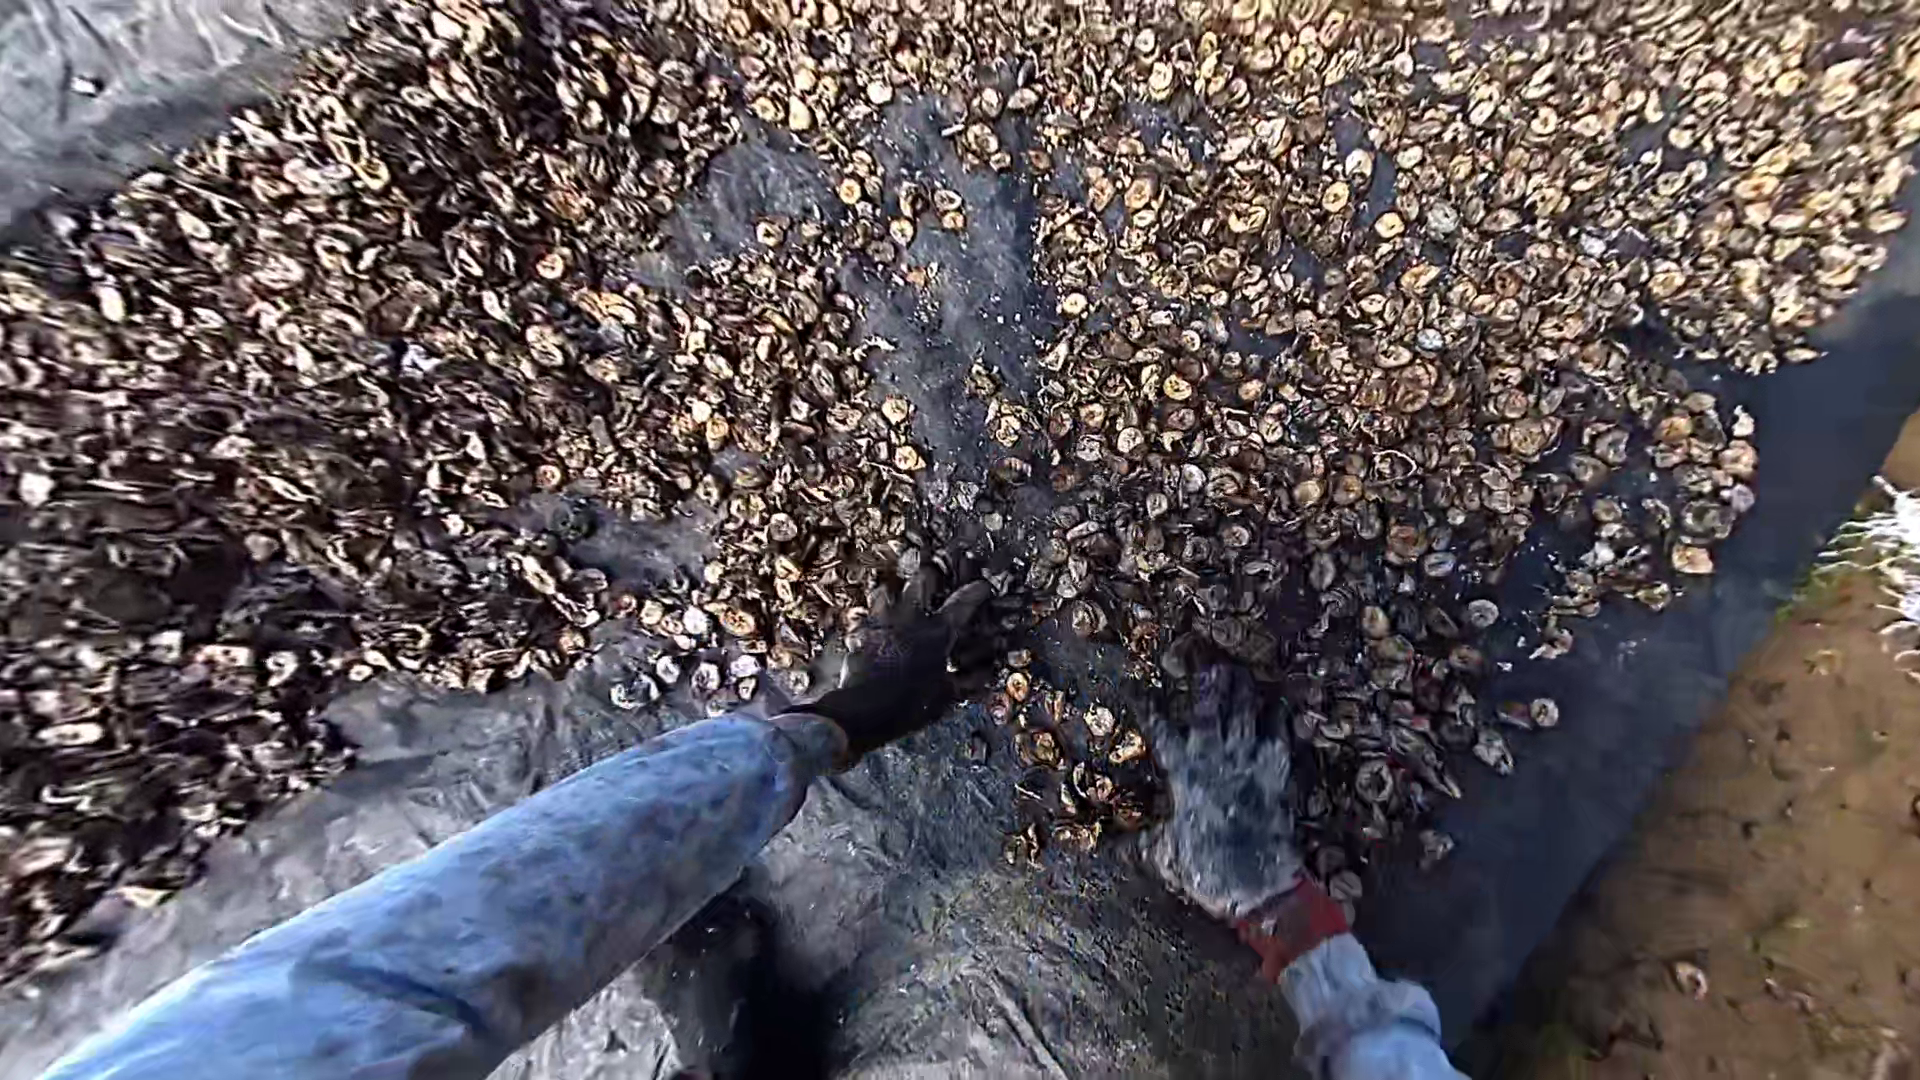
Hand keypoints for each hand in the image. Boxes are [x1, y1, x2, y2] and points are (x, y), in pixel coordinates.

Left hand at [801, 572, 993, 763]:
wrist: (862, 710)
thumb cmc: (907, 707)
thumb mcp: (942, 698)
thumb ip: (960, 684)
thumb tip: (981, 680)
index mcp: (936, 634)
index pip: (962, 604)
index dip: (975, 592)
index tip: (982, 586)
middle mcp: (909, 620)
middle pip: (922, 580)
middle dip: (931, 577)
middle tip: (935, 580)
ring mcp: (881, 622)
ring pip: (887, 590)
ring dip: (894, 594)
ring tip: (898, 599)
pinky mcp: (859, 632)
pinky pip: (865, 616)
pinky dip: (871, 619)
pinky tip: (873, 627)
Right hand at [1145, 662, 1303, 920]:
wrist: (1261, 890)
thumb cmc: (1207, 869)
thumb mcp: (1163, 855)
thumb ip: (1137, 844)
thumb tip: (1106, 849)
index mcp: (1182, 772)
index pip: (1157, 728)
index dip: (1144, 704)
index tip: (1133, 685)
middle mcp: (1213, 759)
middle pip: (1209, 710)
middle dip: (1206, 682)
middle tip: (1204, 659)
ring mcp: (1248, 764)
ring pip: (1244, 715)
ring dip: (1241, 691)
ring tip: (1238, 670)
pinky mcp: (1275, 775)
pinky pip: (1278, 736)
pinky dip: (1279, 718)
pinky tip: (1279, 704)